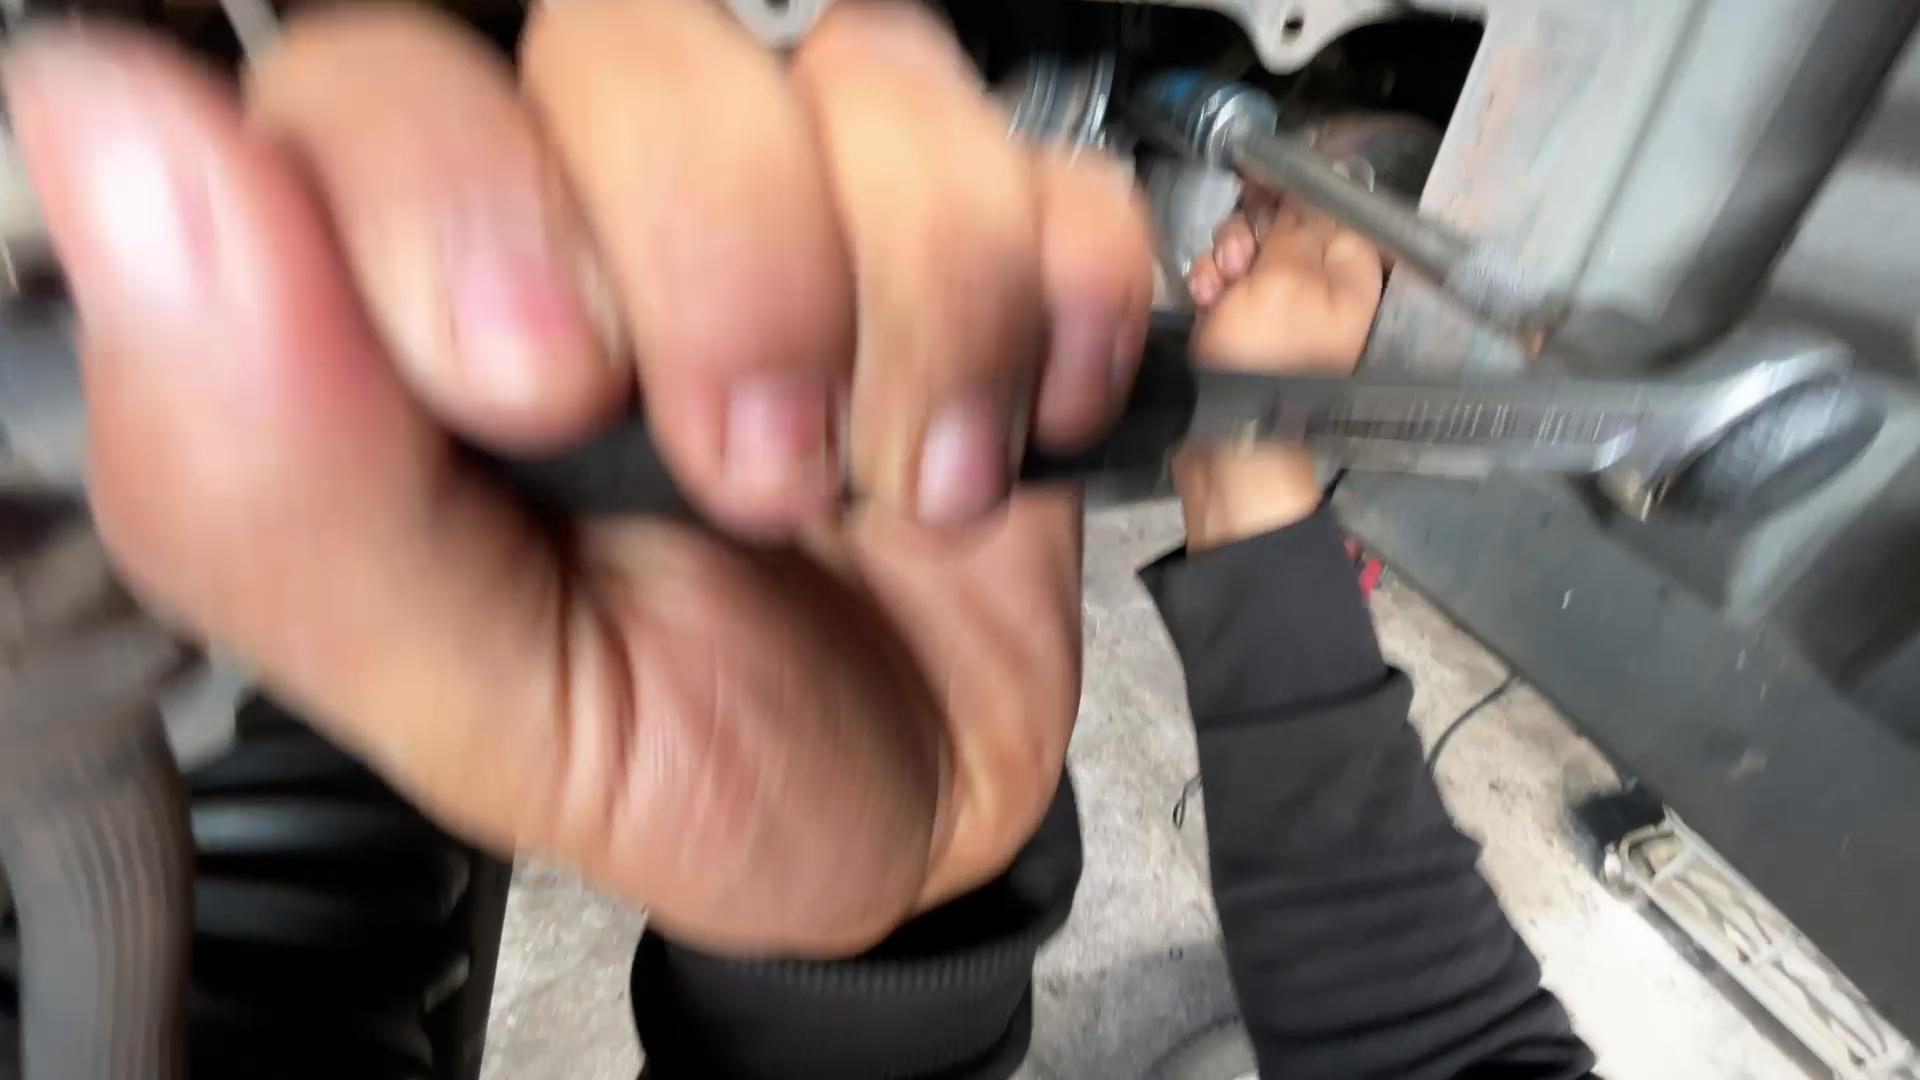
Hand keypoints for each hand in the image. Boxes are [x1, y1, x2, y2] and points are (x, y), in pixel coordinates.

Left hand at [7, 3, 1153, 954]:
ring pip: (897, 99)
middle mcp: (664, 232)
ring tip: (926, 486)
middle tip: (774, 475)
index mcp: (476, 314)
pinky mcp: (1016, 290)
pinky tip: (1036, 426)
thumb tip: (121, 137)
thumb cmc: (701, 770)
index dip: (461, 195)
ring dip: (933, 309)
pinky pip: (1073, 203)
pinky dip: (1073, 307)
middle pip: (670, 48)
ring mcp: (864, 242)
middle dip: (745, 267)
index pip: (394, 84)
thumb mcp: (487, 706)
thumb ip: (291, 487)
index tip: (552, 392)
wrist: (902, 810)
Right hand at [1178, 190, 1384, 549]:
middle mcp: (1319, 288)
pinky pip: (1225, 290)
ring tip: (1214, 294)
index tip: (1255, 190)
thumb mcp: (1284, 281)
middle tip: (1238, 263)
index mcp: (1349, 274)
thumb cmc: (1263, 362)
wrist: (1227, 434)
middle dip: (1247, 237)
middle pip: (1279, 229)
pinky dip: (1210, 291)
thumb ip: (1294, 229)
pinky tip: (1204, 307)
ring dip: (1221, 265)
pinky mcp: (1243, 329)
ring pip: (1244, 258)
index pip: (1326, 208)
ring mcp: (1278, 310)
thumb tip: (1295, 198)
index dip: (1288, 195)